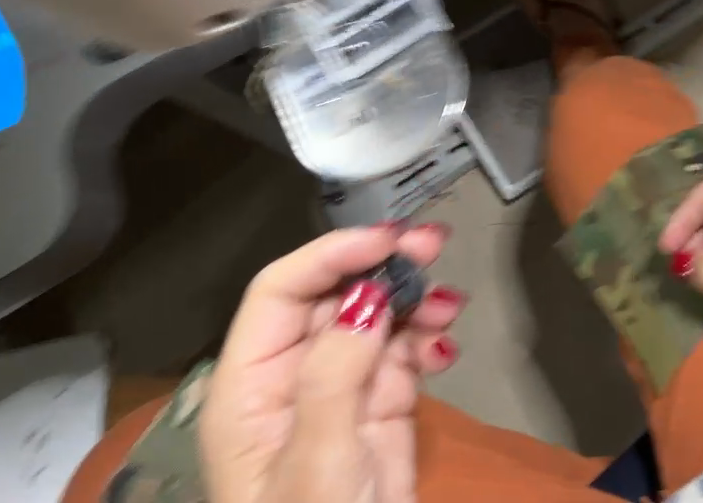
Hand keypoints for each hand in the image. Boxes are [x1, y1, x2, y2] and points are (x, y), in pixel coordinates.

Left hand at [199, 223, 465, 502]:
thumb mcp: (319, 465)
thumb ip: (336, 374)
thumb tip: (369, 294)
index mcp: (252, 386)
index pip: (281, 291)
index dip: (333, 254)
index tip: (391, 238)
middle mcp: (291, 375)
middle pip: (333, 292)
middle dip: (384, 264)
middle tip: (436, 244)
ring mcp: (337, 388)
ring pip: (374, 312)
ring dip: (415, 298)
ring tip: (450, 308)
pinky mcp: (377, 403)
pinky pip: (402, 347)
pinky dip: (427, 336)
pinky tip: (445, 348)